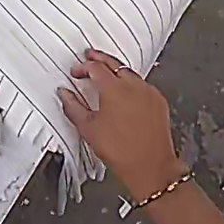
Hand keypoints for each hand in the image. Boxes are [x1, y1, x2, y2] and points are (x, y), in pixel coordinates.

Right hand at [58, 49, 186, 200]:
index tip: (76, 72)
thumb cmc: (121, 151)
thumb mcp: (88, 128)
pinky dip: (131, 83)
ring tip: (106, 73)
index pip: (95, 67)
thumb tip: (65, 95)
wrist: (150, 166)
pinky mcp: (158, 101)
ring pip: (129, 72)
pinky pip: (142, 84)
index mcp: (114, 88)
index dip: (83, 67)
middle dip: (99, 59)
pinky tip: (125, 92)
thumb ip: (73, 107)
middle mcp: (133, 85)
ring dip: (115, 70)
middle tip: (90, 57)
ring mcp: (148, 92)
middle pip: (113, 63)